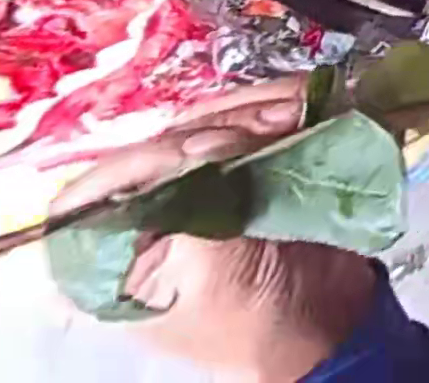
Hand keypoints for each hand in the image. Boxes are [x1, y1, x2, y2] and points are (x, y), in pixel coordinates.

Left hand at [51, 78, 376, 380]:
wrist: (326, 320)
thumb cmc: (252, 315)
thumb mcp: (209, 273)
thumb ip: (195, 210)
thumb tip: (208, 142)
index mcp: (112, 250)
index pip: (102, 184)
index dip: (153, 155)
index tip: (218, 143)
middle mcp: (157, 211)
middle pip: (172, 141)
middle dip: (229, 120)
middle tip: (280, 117)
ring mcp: (217, 187)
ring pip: (227, 125)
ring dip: (269, 109)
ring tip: (306, 111)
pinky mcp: (269, 172)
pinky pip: (273, 130)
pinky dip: (297, 112)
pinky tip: (317, 111)